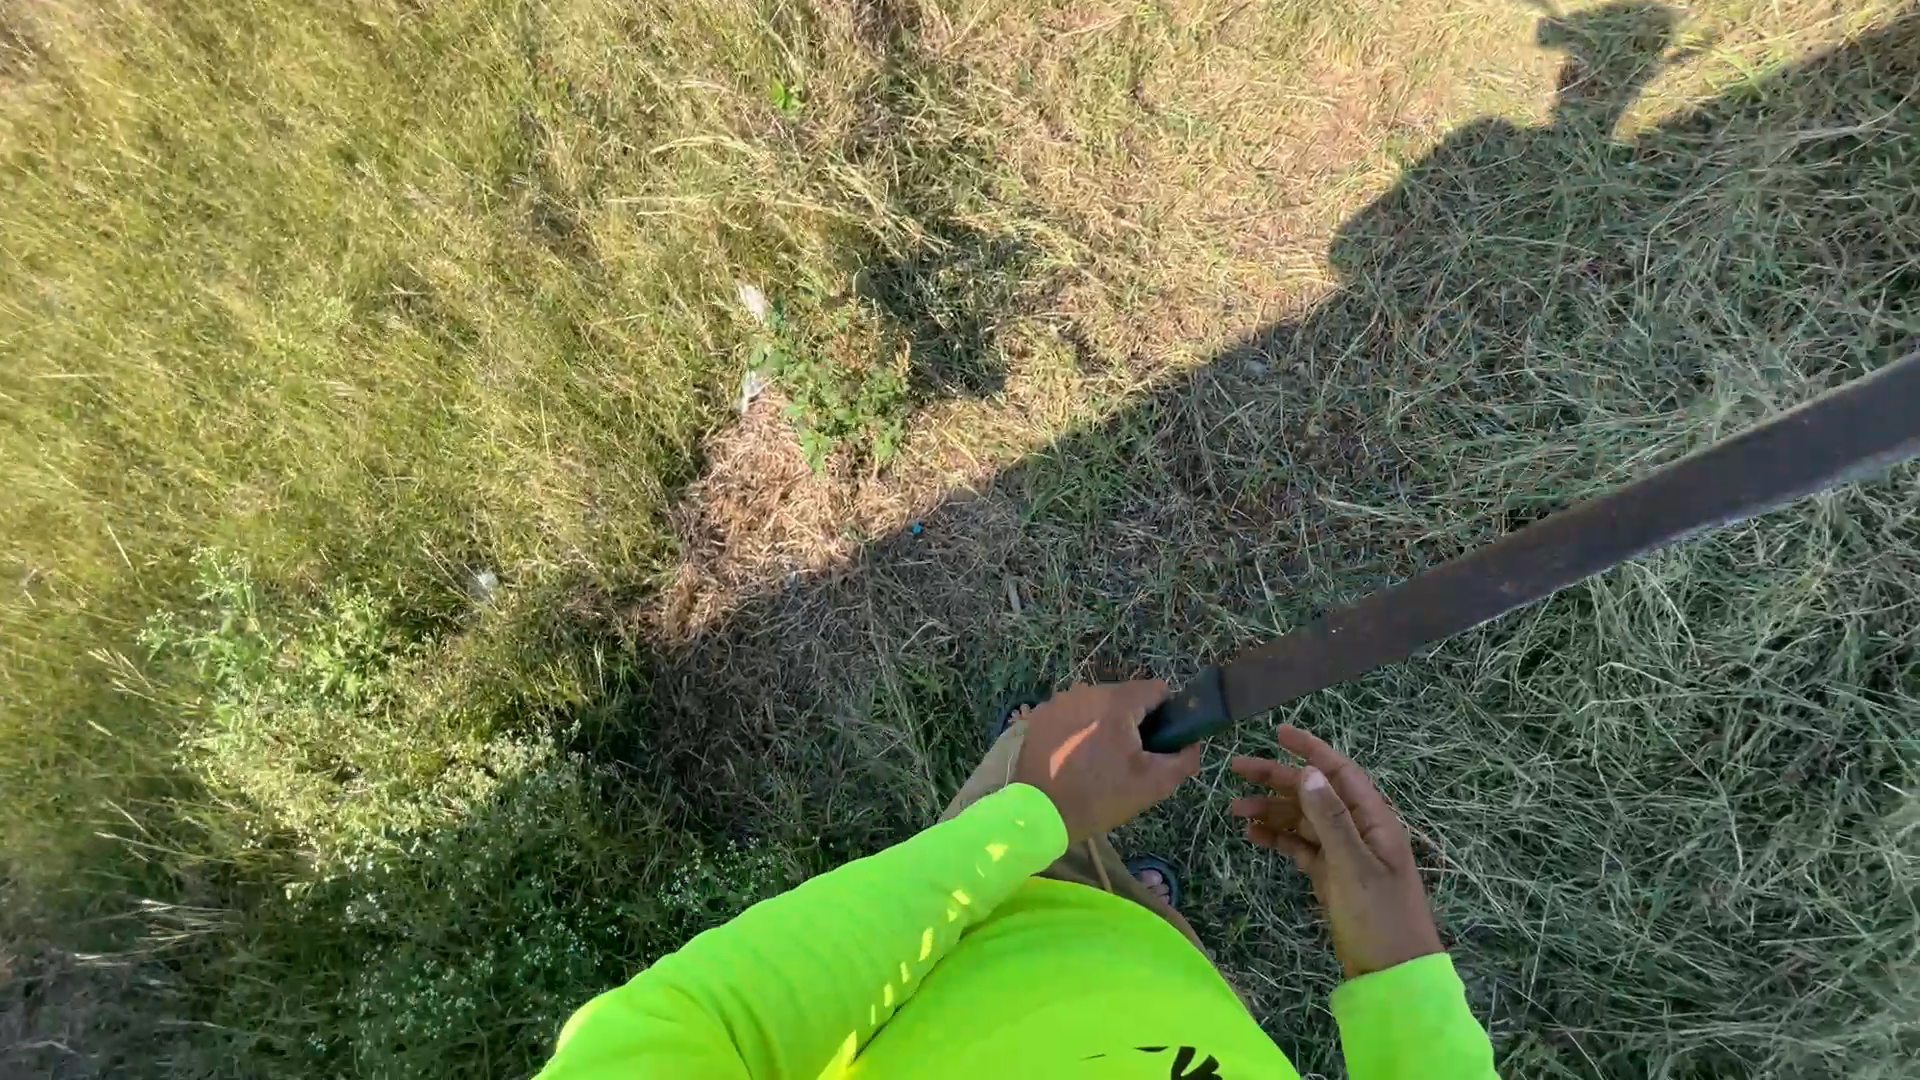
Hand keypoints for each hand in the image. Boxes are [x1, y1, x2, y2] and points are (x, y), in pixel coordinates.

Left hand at [1014, 680, 1202, 845]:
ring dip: (1106, 726)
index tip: (1162, 741)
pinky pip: (1073, 715)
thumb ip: (1183, 759)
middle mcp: (1086, 690)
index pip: (1157, 690)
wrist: (1040, 813)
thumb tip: (1192, 744)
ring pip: (1098, 706)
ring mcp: (1059, 701)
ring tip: (1102, 762)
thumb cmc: (1101, 795)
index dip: (1168, 714)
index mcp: (1116, 700)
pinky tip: (1076, 759)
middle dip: (1135, 723)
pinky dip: (1080, 730)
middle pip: (1125, 698)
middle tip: (1132, 759)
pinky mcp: (1040, 716)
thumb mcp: (1153, 783)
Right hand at [1229, 724, 1442, 978]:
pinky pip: (1298, 845)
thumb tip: (1307, 771)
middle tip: (1236, 768)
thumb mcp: (1353, 865)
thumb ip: (1329, 817)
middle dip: (1276, 779)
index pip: (1339, 772)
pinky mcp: (1329, 875)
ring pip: (1300, 818)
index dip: (1311, 749)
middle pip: (1312, 792)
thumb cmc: (1380, 917)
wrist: (1392, 978)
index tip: (1279, 732)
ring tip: (1235, 810)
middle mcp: (1357, 830)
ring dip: (1270, 810)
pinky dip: (1276, 837)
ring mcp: (1342, 853)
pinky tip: (1253, 835)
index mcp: (1373, 821)